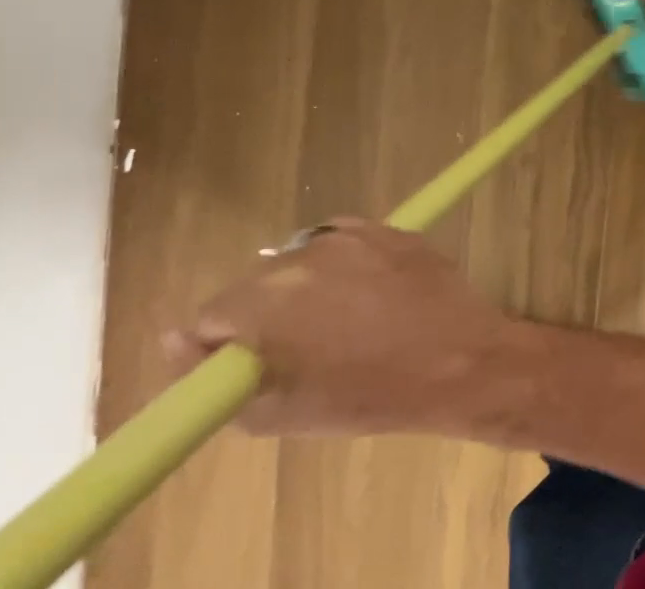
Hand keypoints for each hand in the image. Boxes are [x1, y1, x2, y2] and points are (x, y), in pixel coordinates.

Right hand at [166, 219, 516, 435]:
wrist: (464, 363)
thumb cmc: (369, 395)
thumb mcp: (272, 412)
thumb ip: (209, 378)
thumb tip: (179, 340)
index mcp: (262, 299)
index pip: (210, 317)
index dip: (225, 347)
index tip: (257, 369)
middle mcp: (302, 255)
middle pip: (257, 284)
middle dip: (267, 315)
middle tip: (307, 349)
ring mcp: (355, 237)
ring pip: (302, 260)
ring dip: (307, 287)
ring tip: (344, 322)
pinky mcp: (396, 232)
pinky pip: (348, 241)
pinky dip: (346, 263)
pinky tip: (367, 294)